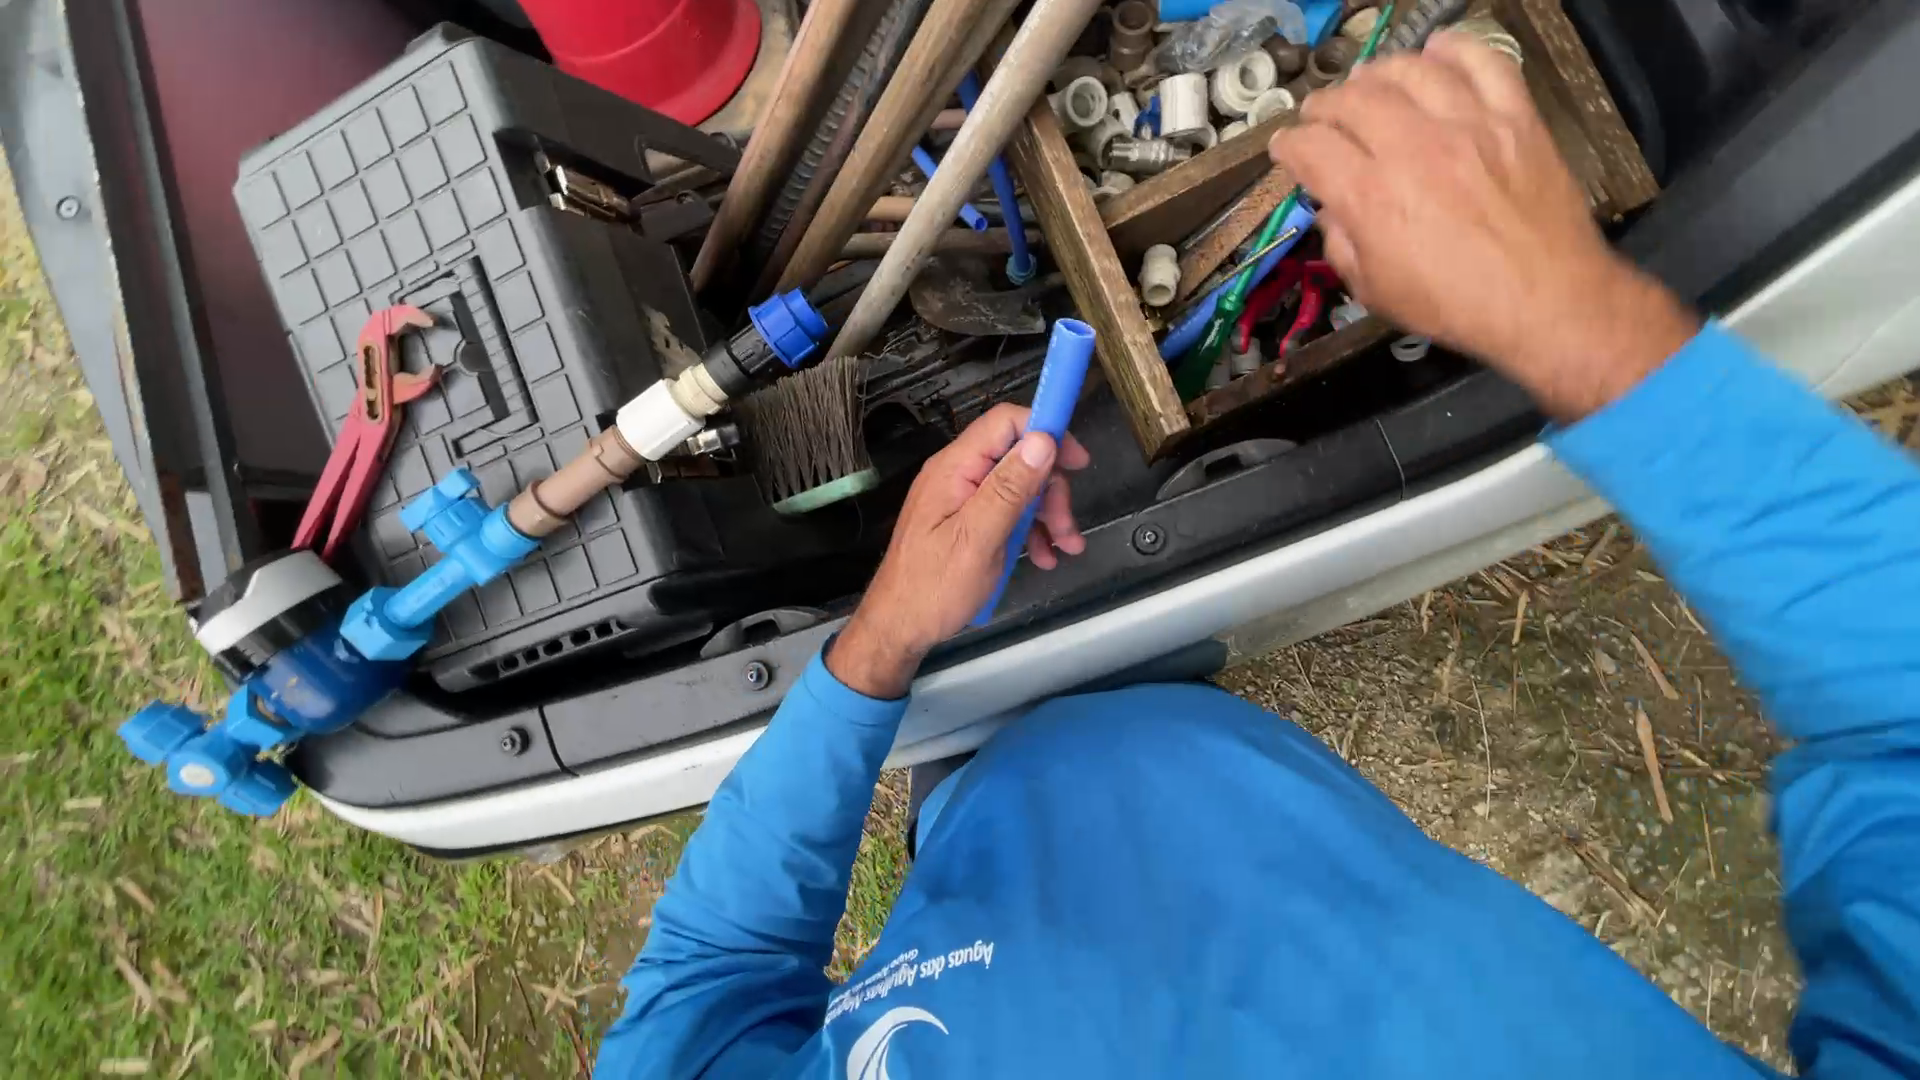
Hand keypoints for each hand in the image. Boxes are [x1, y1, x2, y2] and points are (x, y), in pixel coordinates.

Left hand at [828, 405, 1090, 697]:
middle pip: (1018, 458)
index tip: (1077, 461)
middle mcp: (957, 475)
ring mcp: (961, 499)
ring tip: (1063, 548)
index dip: (1047, 433)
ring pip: (1018, 488)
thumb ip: (1009, 488)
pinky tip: (1043, 555)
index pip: (1006, 423)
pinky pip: (1006, 513)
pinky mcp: (966, 521)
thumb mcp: (978, 539)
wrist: (899, 628)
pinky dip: (1030, 530)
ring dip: (1047, 515)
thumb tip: (1041, 440)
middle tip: (1067, 525)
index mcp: (955, 469)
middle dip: (1050, 489)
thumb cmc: (931, 589)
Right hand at [1267, 32, 1699, 420]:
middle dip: (1324, 104)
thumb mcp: (1370, 289)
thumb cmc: (1446, 303)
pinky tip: (1435, 49)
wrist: (1540, 298)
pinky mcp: (1515, 117)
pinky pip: (1483, 61)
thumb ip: (1341, 243)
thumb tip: (1332, 211)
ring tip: (1366, 80)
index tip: (1282, 147)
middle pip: (1355, 100)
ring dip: (1378, 71)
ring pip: (1412, 71)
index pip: (1313, 149)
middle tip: (1317, 112)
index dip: (1288, 145)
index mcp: (1369, 197)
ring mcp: (1468, 125)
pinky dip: (1454, 49)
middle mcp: (1413, 148)